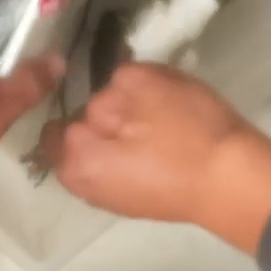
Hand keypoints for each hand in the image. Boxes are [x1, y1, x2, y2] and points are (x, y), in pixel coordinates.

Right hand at [54, 64, 270, 254]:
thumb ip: (90, 174)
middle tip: (134, 138)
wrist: (219, 170)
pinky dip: (143, 86)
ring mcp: (109, 94)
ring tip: (157, 119)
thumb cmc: (170, 197)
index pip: (51, 141)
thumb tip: (86, 156)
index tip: (98, 149)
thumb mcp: (117, 199)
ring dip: (124, 103)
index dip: (74, 143)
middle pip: (81, 116)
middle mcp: (81, 127)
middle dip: (102, 124)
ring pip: (107, 95)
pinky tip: (166, 101)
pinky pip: (129, 75)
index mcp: (74, 165)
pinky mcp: (137, 71)